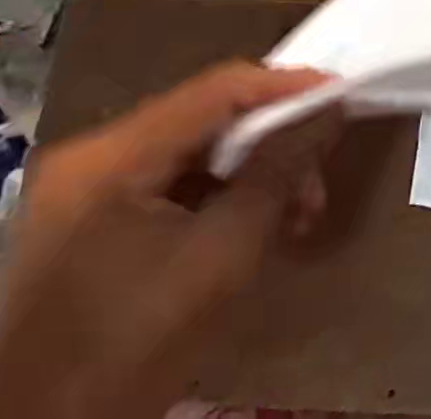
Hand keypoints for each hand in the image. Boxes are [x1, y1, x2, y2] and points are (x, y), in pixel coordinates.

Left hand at [0, 63, 339, 418]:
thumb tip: (329, 106)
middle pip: (211, 118)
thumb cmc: (133, 344)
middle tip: (321, 176)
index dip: (290, 85)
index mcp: (110, 158)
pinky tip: (256, 226)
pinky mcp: (90, 222)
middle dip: (278, 142)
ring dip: (258, 172)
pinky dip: (225, 194)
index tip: (345, 94)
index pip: (219, 89)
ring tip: (299, 214)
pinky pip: (177, 182)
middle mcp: (91, 159)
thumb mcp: (226, 249)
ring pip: (200, 151)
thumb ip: (281, 167)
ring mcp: (85, 191)